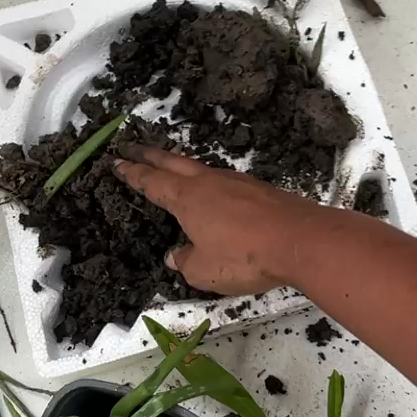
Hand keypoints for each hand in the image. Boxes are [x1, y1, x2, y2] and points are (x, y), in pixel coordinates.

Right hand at [111, 145, 331, 295]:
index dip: (133, 173)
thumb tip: (175, 255)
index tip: (117, 162)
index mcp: (187, 199)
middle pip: (173, 162)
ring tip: (171, 164)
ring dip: (180, 163)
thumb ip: (185, 262)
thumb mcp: (204, 270)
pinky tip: (214, 188)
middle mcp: (208, 183)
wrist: (300, 239)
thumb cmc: (244, 256)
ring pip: (200, 167)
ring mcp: (236, 182)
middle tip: (132, 145)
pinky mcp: (258, 189)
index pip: (152, 182)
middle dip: (150, 154)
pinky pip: (224, 179)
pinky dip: (208, 179)